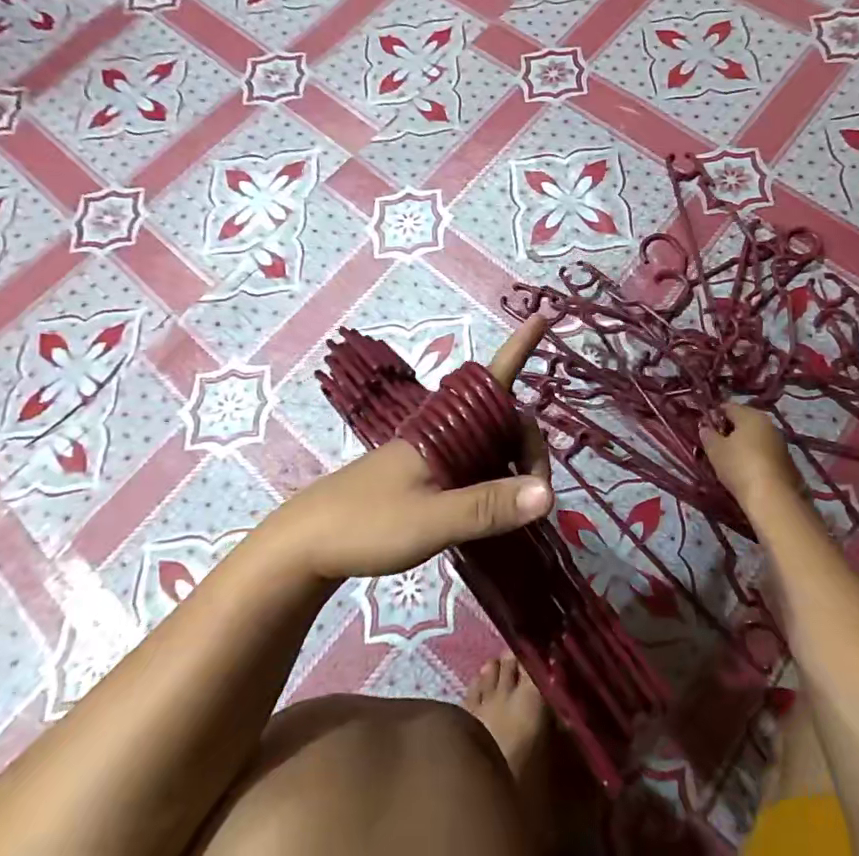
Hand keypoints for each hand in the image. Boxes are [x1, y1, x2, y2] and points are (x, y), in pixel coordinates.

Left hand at [258, 318, 554, 581]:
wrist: (308, 543)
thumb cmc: (364, 523)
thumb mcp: (431, 520)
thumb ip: (486, 507)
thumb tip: (549, 493)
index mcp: (442, 430)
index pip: (491, 380)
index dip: (519, 348)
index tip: (544, 315)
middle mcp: (441, 435)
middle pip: (504, 422)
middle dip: (531, 449)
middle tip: (541, 498)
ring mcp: (433, 458)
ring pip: (490, 447)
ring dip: (516, 468)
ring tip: (528, 506)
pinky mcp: (425, 481)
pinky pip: (474, 470)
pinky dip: (496, 484)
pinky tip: (502, 509)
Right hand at [699, 404, 802, 505]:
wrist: (773, 498)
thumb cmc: (739, 466)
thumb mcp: (715, 449)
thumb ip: (708, 435)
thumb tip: (705, 426)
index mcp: (751, 416)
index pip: (728, 407)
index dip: (713, 415)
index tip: (703, 427)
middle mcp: (769, 425)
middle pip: (744, 422)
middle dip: (729, 430)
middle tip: (714, 443)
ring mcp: (780, 443)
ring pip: (755, 438)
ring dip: (742, 444)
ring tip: (727, 458)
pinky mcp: (786, 462)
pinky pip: (764, 452)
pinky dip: (753, 456)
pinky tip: (744, 469)